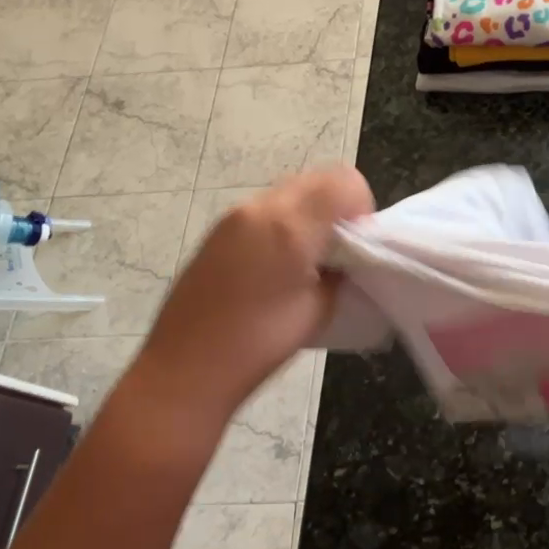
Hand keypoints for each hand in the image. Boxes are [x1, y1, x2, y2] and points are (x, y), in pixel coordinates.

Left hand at [127, 168, 374, 421]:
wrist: (186, 368)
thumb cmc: (260, 344)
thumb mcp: (320, 309)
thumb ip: (341, 270)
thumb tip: (346, 257)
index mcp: (291, 226)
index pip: (346, 182)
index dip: (362, 209)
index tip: (357, 248)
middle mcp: (261, 208)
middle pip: (318, 179)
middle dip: (338, 208)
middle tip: (337, 255)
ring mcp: (234, 216)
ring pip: (291, 192)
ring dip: (310, 215)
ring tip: (306, 263)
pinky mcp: (218, 231)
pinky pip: (265, 210)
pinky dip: (284, 225)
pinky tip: (277, 269)